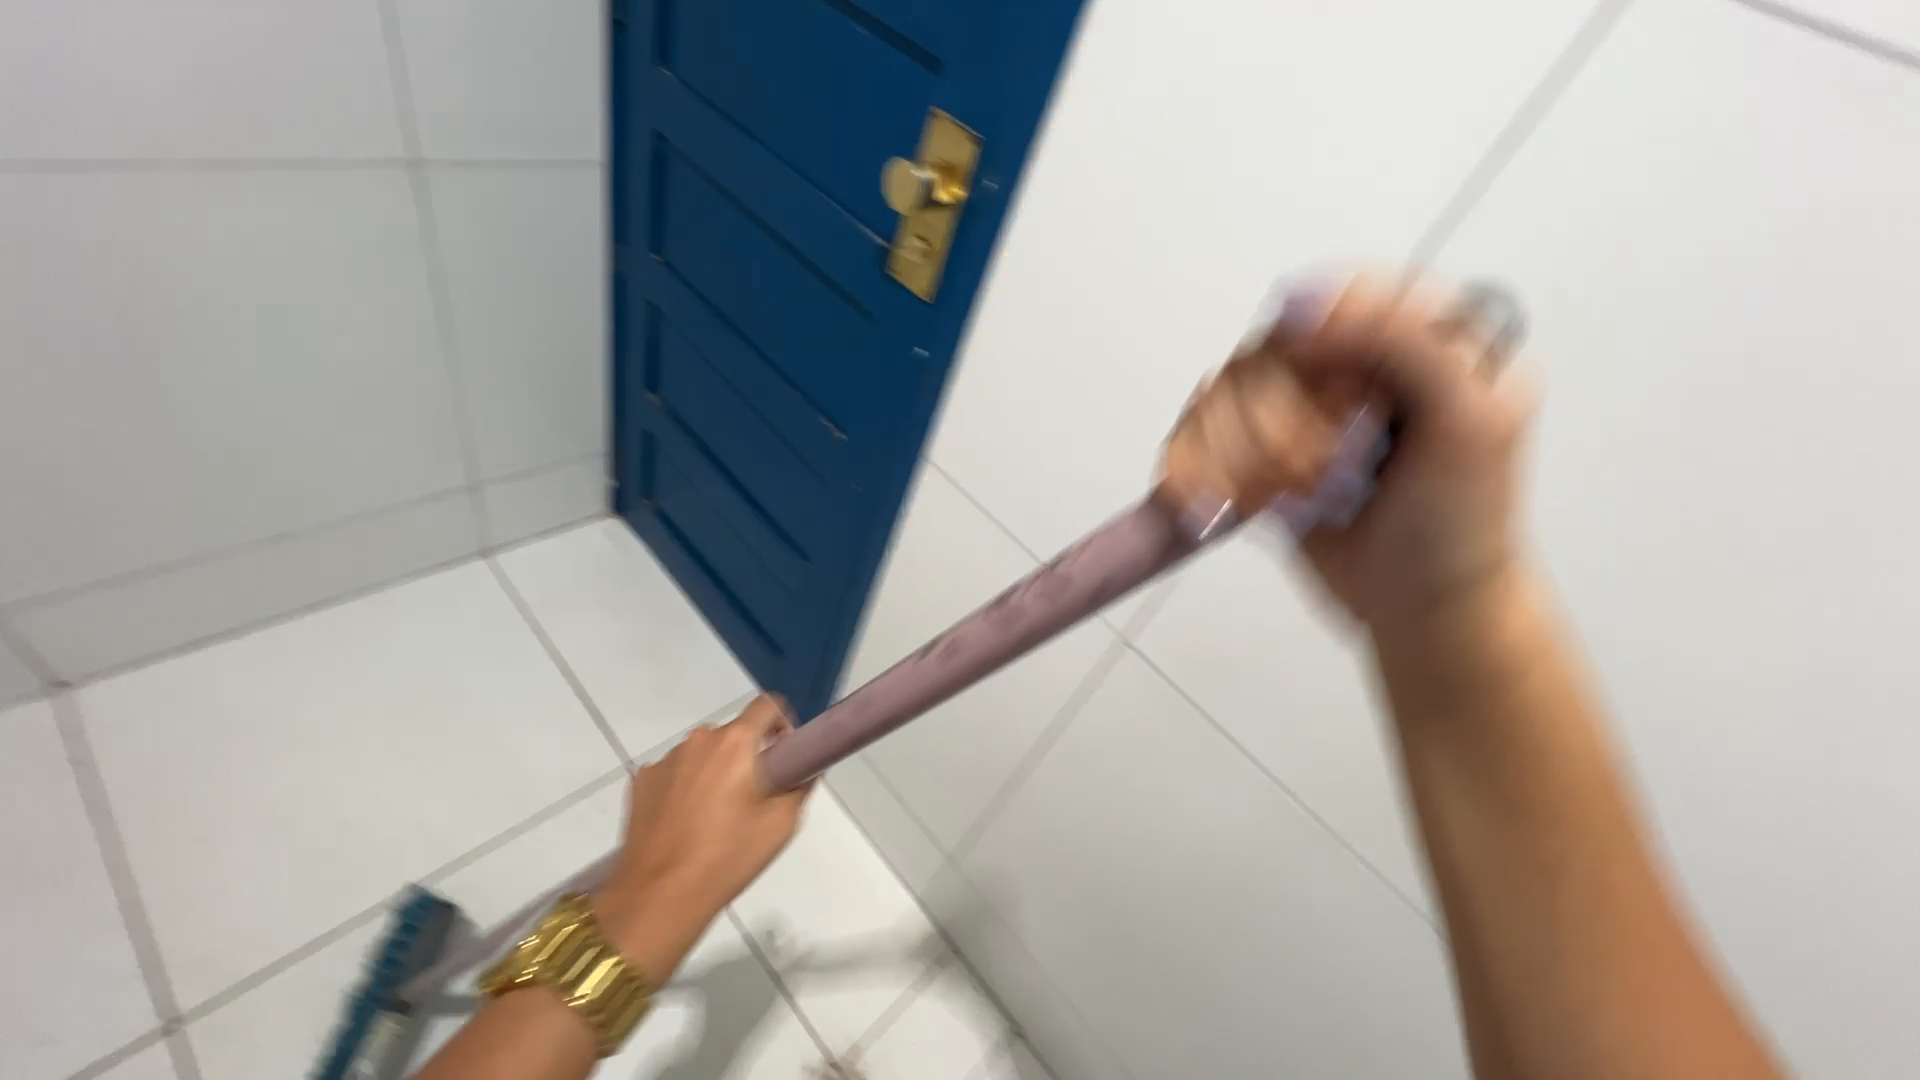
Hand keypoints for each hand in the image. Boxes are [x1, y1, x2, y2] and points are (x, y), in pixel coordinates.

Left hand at [592, 695, 812, 978]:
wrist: (659, 896)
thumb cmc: (729, 856)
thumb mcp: (784, 823)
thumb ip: (801, 785)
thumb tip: (803, 770)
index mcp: (736, 742)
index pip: (767, 705)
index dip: (782, 724)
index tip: (784, 756)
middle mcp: (698, 740)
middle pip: (733, 733)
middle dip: (747, 755)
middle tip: (754, 797)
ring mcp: (664, 760)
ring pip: (702, 754)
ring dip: (715, 771)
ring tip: (715, 817)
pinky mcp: (640, 783)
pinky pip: (674, 774)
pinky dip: (685, 788)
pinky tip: (685, 825)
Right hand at [1162, 271, 1535, 631]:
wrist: (1418, 605)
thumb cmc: (1457, 526)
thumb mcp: (1475, 421)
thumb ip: (1411, 342)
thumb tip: (1303, 307)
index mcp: (1408, 337)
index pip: (1335, 300)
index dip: (1314, 341)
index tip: (1321, 397)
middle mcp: (1342, 363)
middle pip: (1263, 353)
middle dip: (1278, 427)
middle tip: (1322, 478)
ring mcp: (1289, 406)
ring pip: (1217, 395)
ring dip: (1239, 458)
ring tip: (1284, 503)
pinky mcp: (1250, 448)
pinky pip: (1192, 434)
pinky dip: (1196, 471)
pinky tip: (1225, 505)